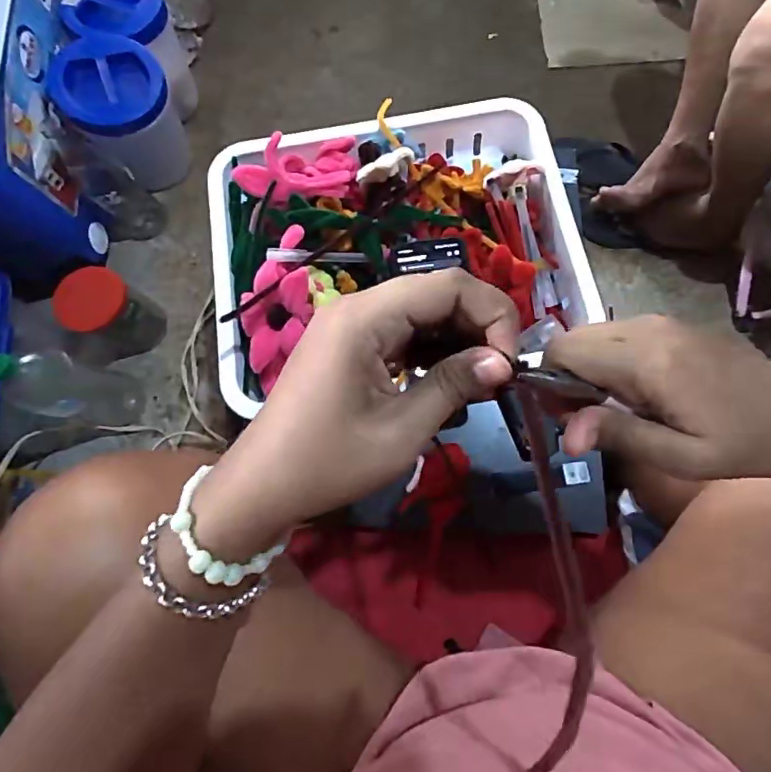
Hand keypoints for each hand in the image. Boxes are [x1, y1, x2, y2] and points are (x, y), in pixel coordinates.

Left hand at [194, 271, 519, 551]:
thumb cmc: (329, 462)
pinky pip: (403, 330)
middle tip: (500, 374)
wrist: (262, 486)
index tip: (509, 362)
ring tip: (480, 380)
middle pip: (437, 292)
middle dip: (479, 325)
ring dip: (458, 338)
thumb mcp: (401, 430)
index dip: (492, 314)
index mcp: (366, 316)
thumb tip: (504, 362)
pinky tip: (448, 379)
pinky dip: (432, 348)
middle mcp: (358, 306)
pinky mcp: (350, 342)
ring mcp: (351, 322)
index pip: (448, 285)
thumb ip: (453, 385)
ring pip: (423, 310)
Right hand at [546, 316, 770, 482]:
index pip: (564, 350)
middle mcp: (649, 326)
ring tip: (618, 408)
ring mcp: (662, 320)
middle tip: (592, 419)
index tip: (568, 419)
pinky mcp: (671, 322)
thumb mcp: (682, 457)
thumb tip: (566, 434)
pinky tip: (638, 391)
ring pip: (592, 333)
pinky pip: (617, 333)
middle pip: (573, 337)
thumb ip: (621, 436)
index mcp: (648, 358)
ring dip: (587, 368)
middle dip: (566, 376)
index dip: (550, 383)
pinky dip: (609, 358)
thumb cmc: (742, 445)